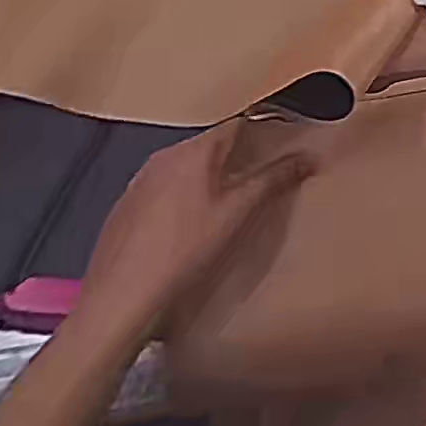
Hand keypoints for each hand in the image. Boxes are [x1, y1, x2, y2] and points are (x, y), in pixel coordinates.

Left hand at [75, 118, 311, 330]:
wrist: (118, 302)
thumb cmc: (185, 251)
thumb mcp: (236, 215)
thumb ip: (273, 180)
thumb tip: (307, 156)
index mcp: (193, 151)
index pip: (235, 123)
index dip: (262, 129)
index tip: (281, 142)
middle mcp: (163, 156)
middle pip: (210, 143)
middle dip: (237, 153)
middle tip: (261, 173)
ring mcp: (138, 180)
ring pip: (185, 164)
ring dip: (209, 173)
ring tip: (228, 198)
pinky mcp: (124, 205)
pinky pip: (164, 184)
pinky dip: (183, 191)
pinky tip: (189, 222)